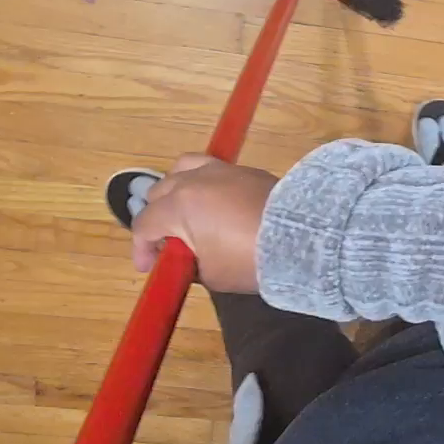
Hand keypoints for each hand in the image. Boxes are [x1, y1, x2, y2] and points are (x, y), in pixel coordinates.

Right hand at [131, 154, 278, 292]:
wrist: (301, 237)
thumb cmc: (250, 260)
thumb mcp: (212, 275)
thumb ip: (190, 262)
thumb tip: (187, 256)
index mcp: (178, 206)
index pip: (145, 224)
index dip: (142, 249)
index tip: (150, 268)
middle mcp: (194, 180)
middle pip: (159, 192)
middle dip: (157, 219)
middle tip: (170, 244)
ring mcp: (221, 170)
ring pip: (183, 169)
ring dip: (176, 191)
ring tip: (187, 213)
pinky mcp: (246, 170)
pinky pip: (212, 170)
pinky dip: (205, 186)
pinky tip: (217, 206)